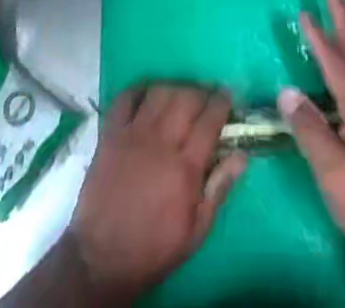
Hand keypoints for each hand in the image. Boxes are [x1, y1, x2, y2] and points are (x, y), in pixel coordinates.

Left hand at [67, 84, 246, 303]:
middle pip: (186, 98)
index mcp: (185, 167)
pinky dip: (138, 90)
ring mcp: (132, 135)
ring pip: (158, 93)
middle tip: (207, 98)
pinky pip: (125, 99)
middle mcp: (160, 142)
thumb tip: (242, 154)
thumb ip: (220, 188)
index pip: (210, 120)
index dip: (222, 103)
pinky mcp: (109, 135)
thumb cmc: (155, 246)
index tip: (229, 97)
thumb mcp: (197, 229)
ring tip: (180, 96)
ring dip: (174, 88)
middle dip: (201, 92)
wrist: (102, 257)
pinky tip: (148, 95)